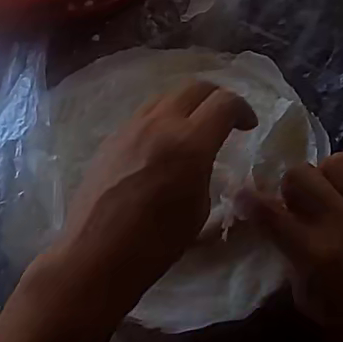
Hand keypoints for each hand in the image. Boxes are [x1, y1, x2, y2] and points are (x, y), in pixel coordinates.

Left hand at [43, 80, 256, 305]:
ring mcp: (129, 128)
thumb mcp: (198, 211)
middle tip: (223, 119)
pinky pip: (141, 116)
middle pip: (194, 88)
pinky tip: (160, 146)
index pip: (224, 103)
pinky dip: (159, 120)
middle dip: (215, 98)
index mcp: (189, 142)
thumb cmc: (154, 243)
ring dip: (184, 106)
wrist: (95, 253)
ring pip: (164, 98)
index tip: (247, 126)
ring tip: (191, 131)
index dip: (242, 109)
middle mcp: (159, 124)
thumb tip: (202, 162)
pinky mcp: (109, 140)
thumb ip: (205, 174)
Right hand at [242, 154, 342, 341]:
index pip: (269, 213)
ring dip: (325, 176)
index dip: (248, 201)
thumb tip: (281, 234)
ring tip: (329, 194)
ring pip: (337, 161)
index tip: (241, 197)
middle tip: (294, 203)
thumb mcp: (308, 301)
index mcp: (316, 253)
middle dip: (289, 186)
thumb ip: (292, 261)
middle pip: (300, 175)